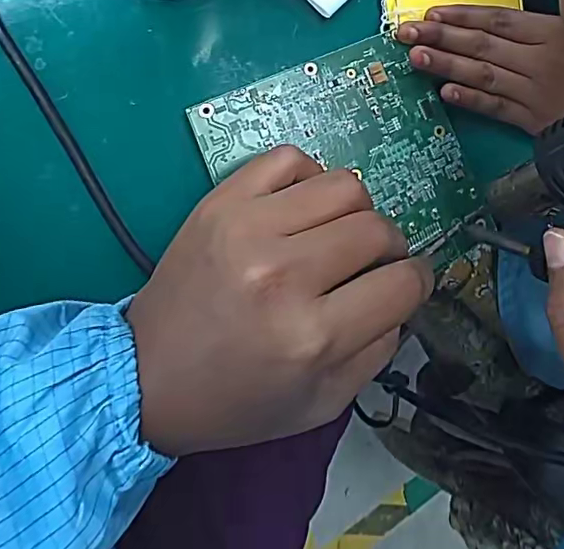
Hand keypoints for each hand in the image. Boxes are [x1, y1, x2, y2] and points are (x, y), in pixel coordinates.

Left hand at [127, 146, 433, 454]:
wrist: (145, 375)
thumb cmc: (236, 399)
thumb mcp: (320, 404)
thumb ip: (378, 349)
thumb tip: (404, 291)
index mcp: (310, 336)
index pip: (401, 283)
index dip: (417, 280)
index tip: (409, 279)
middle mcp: (283, 274)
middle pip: (377, 228)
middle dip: (390, 246)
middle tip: (371, 261)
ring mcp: (249, 227)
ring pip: (344, 185)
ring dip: (355, 210)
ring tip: (335, 232)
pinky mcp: (222, 200)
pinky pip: (290, 158)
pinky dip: (309, 176)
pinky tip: (301, 206)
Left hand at [397, 6, 563, 133]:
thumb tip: (534, 22)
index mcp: (558, 32)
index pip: (499, 20)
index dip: (463, 15)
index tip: (433, 11)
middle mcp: (541, 60)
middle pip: (482, 45)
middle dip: (441, 36)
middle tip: (406, 31)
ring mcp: (538, 92)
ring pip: (484, 74)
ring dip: (447, 65)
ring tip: (416, 56)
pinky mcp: (541, 122)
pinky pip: (499, 109)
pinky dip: (472, 101)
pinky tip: (447, 94)